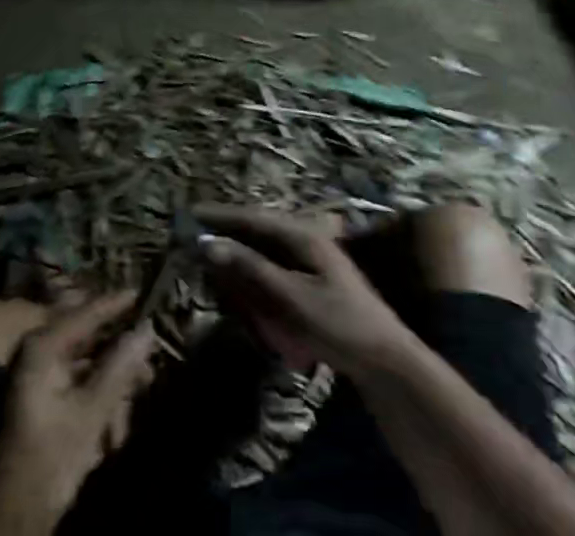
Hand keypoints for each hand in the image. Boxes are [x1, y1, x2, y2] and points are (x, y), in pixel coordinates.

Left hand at [0, 293, 155, 535]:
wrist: (17, 506)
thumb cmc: (51, 453)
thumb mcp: (91, 410)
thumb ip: (119, 367)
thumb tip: (146, 330)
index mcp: (41, 346)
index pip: (86, 313)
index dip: (116, 303)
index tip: (143, 292)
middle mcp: (38, 350)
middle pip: (88, 336)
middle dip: (121, 348)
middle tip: (151, 352)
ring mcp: (39, 372)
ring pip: (88, 360)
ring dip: (114, 374)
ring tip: (143, 384)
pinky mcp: (45, 393)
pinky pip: (80, 378)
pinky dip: (102, 390)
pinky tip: (121, 409)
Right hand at [194, 204, 414, 373]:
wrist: (385, 359)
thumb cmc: (339, 323)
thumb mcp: (291, 297)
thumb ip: (251, 268)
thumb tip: (210, 244)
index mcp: (303, 236)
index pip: (253, 218)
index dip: (220, 216)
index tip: (189, 214)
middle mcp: (306, 239)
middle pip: (257, 228)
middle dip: (226, 230)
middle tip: (194, 235)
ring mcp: (311, 258)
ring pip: (264, 245)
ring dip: (238, 249)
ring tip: (210, 253)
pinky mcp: (312, 278)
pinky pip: (273, 263)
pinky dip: (252, 267)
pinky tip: (240, 278)